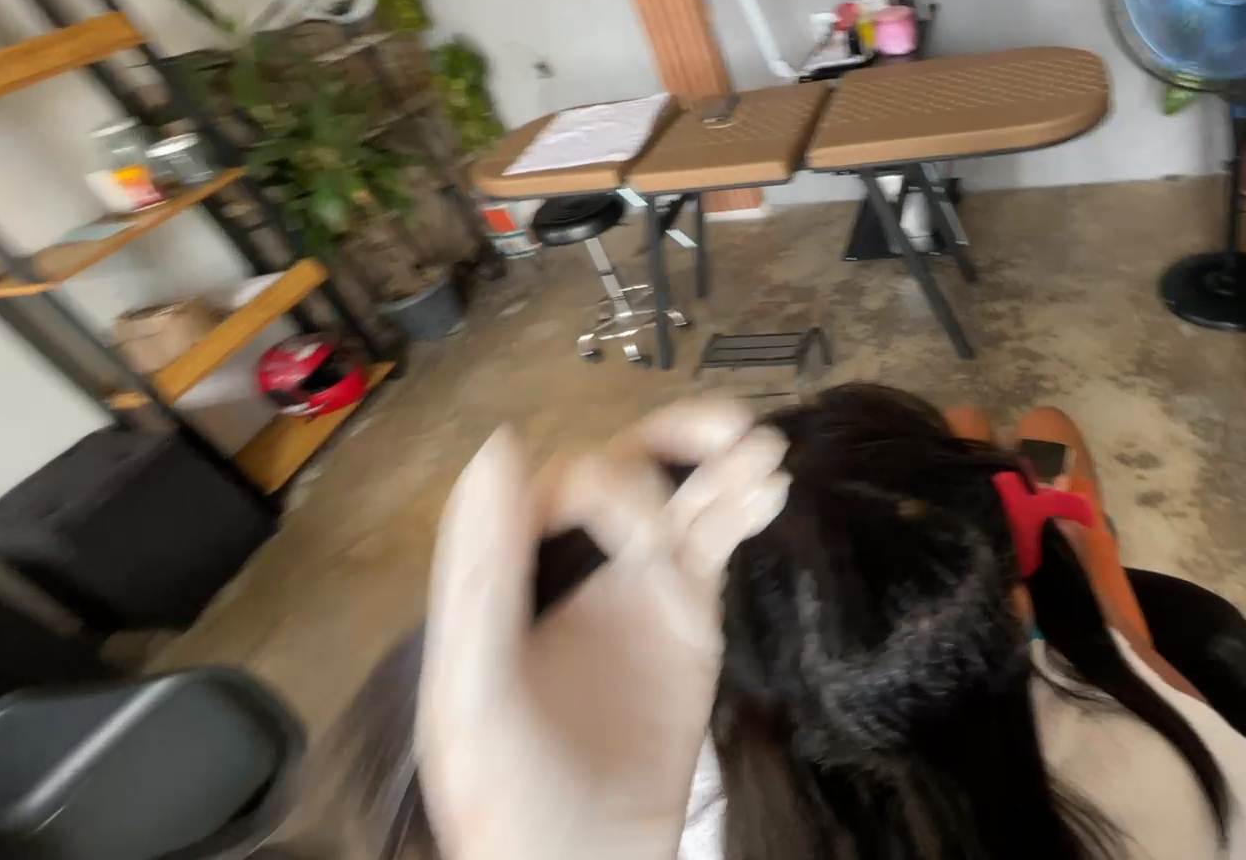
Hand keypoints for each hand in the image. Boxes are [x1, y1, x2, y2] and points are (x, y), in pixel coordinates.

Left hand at [416, 399, 788, 859]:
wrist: (586, 856)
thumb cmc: (509, 786)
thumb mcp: (472, 685)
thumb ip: (479, 570)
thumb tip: (497, 447)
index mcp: (520, 564)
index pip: (564, 482)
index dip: (607, 488)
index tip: (646, 539)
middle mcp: (585, 556)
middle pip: (630, 463)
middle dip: (678, 436)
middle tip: (730, 428)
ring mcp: (645, 578)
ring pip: (686, 493)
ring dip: (726, 464)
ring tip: (767, 449)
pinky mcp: (692, 605)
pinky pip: (720, 537)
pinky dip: (746, 506)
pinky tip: (772, 491)